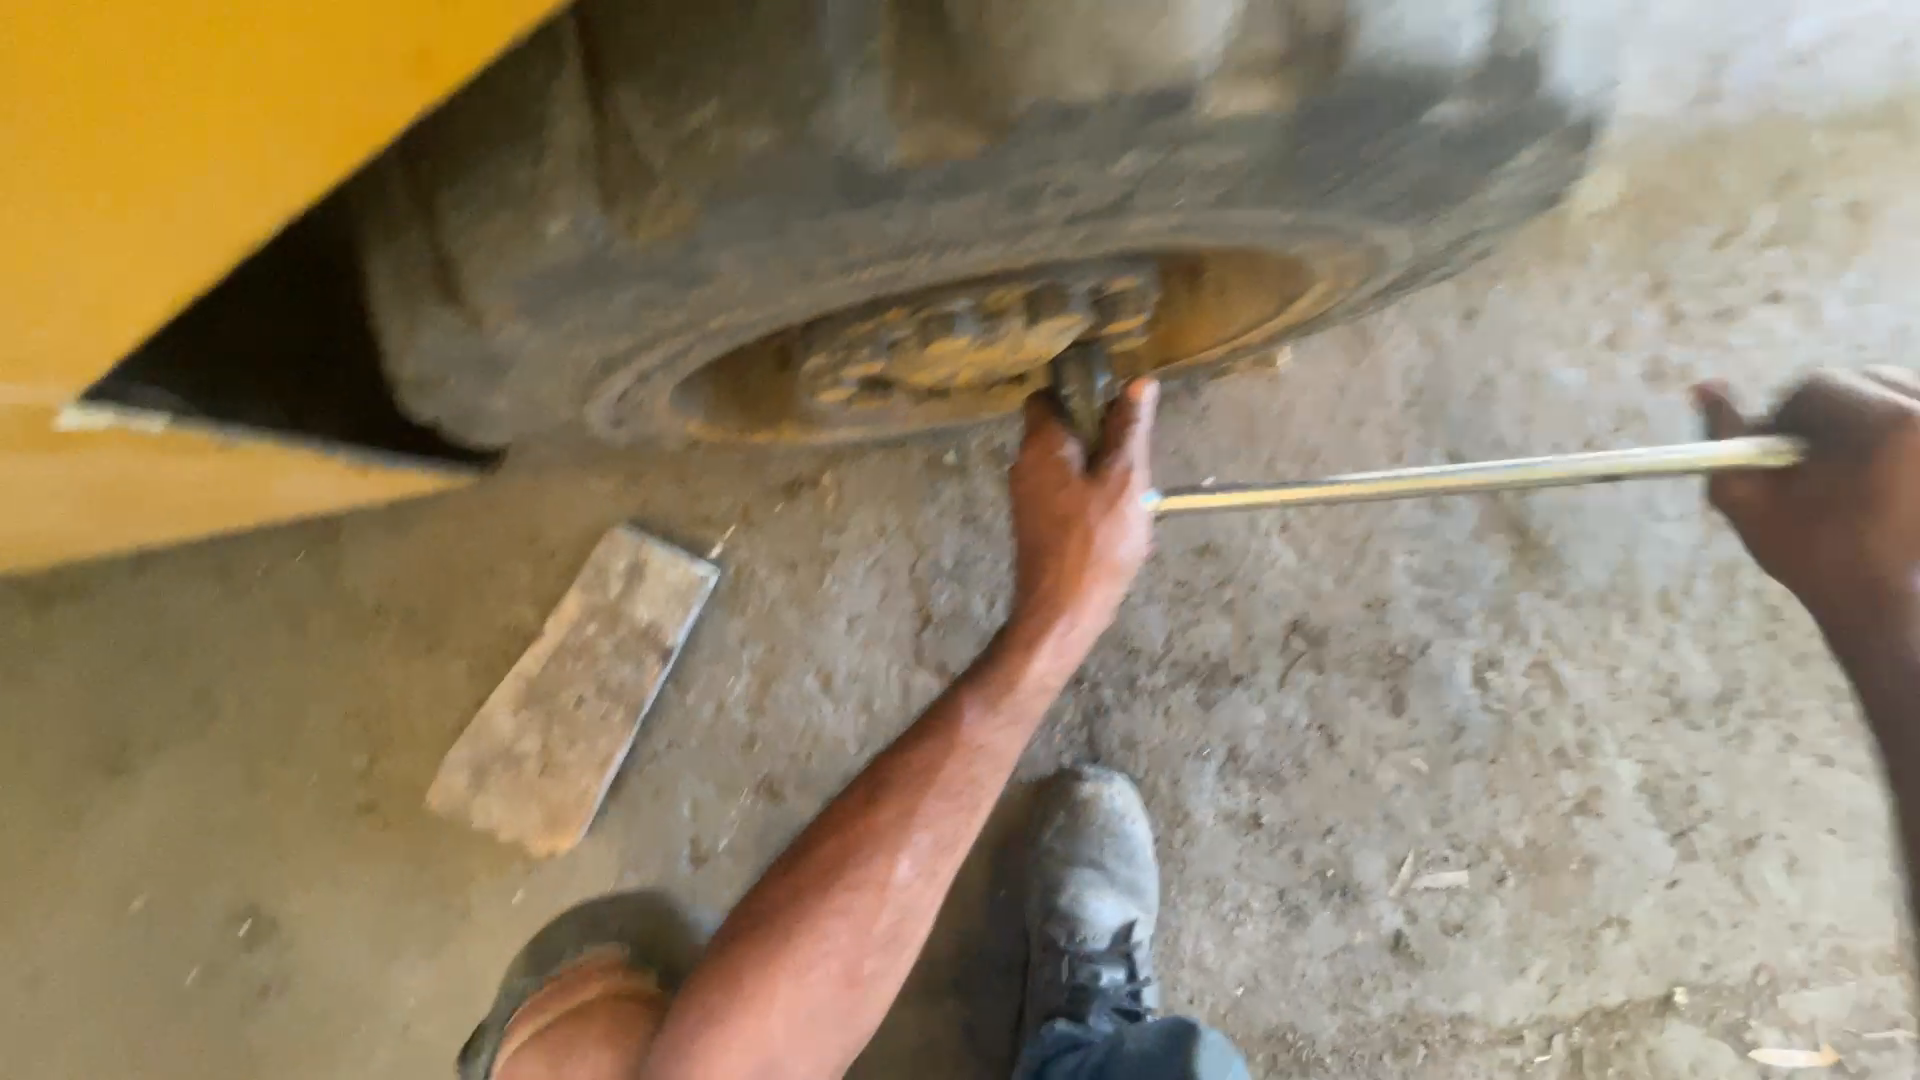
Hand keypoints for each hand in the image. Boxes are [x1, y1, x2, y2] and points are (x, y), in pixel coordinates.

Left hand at [1006, 379, 1158, 651]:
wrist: (1061, 610)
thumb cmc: (1096, 542)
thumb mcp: (1124, 479)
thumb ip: (1129, 429)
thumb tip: (1138, 382)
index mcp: (1041, 444)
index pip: (1046, 396)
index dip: (1078, 393)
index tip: (1114, 405)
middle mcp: (1024, 464)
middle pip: (1060, 430)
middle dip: (1097, 436)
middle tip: (1133, 457)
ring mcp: (1025, 496)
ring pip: (1065, 464)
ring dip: (1097, 469)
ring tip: (1130, 492)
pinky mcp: (1033, 522)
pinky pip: (1062, 492)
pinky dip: (1087, 494)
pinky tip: (1114, 520)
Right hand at [1695, 368, 1919, 641]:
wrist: (1886, 598)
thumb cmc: (1812, 551)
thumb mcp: (1745, 495)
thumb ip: (1725, 435)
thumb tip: (1705, 386)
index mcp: (1886, 422)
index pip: (1819, 385)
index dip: (1784, 418)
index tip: (1776, 457)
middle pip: (1867, 382)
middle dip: (1827, 415)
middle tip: (1808, 464)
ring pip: (1897, 396)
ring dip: (1861, 423)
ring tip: (1845, 473)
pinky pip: (1912, 422)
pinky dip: (1891, 437)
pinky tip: (1876, 478)